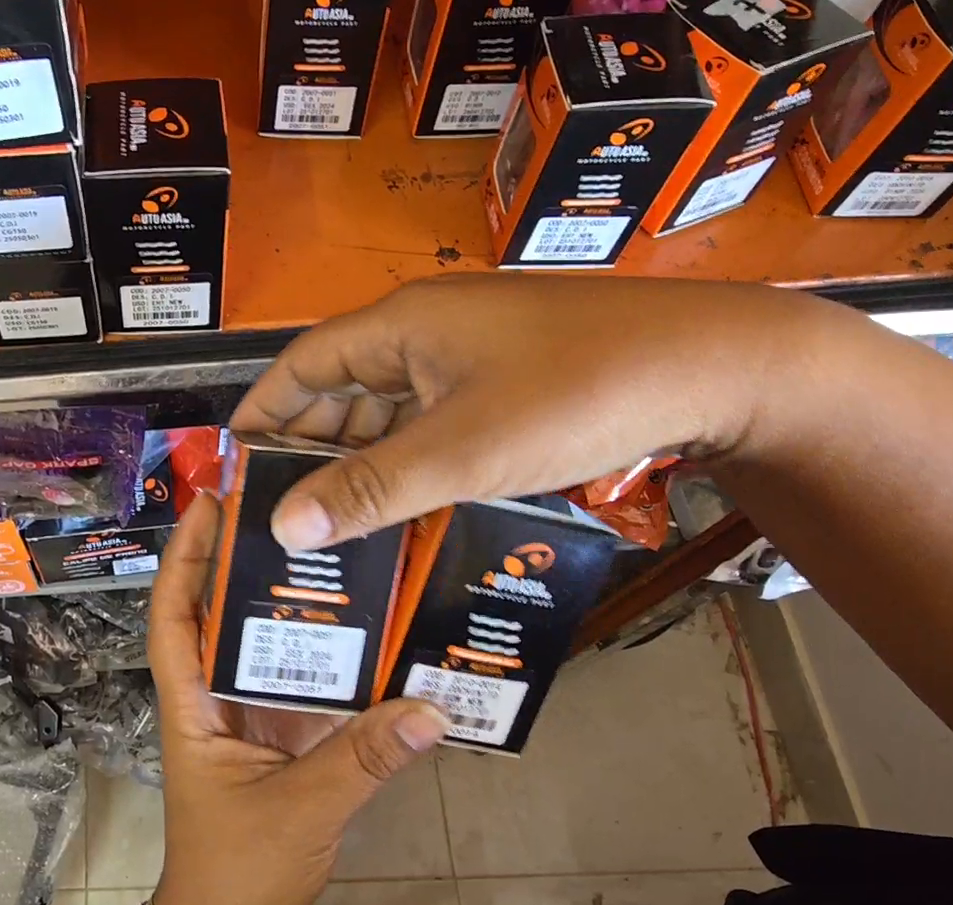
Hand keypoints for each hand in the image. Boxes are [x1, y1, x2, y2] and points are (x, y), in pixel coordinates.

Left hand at [146, 495, 449, 904]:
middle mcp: (217, 696)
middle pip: (223, 616)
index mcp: (193, 703)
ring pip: (267, 644)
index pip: (175, 616)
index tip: (210, 503)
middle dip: (250, 562)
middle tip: (298, 509)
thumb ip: (363, 761)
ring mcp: (250, 714)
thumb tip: (433, 708)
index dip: (185, 557)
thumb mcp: (300, 810)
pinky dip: (332, 658)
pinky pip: (304, 684)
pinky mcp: (282, 736)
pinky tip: (374, 630)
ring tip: (342, 549)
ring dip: (295, 604)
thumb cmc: (237, 868)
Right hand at [229, 274, 876, 549]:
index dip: (261, 414)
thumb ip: (368, 490)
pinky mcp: (503, 382)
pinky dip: (406, 462)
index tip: (232, 466)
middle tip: (277, 514)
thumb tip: (282, 528)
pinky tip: (397, 508)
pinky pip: (429, 423)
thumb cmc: (578, 394)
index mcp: (399, 328)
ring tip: (326, 525)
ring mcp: (468, 357)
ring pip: (387, 411)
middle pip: (339, 390)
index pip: (300, 366)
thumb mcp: (462, 452)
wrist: (720, 367)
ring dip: (357, 461)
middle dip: (305, 448)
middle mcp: (425, 333)